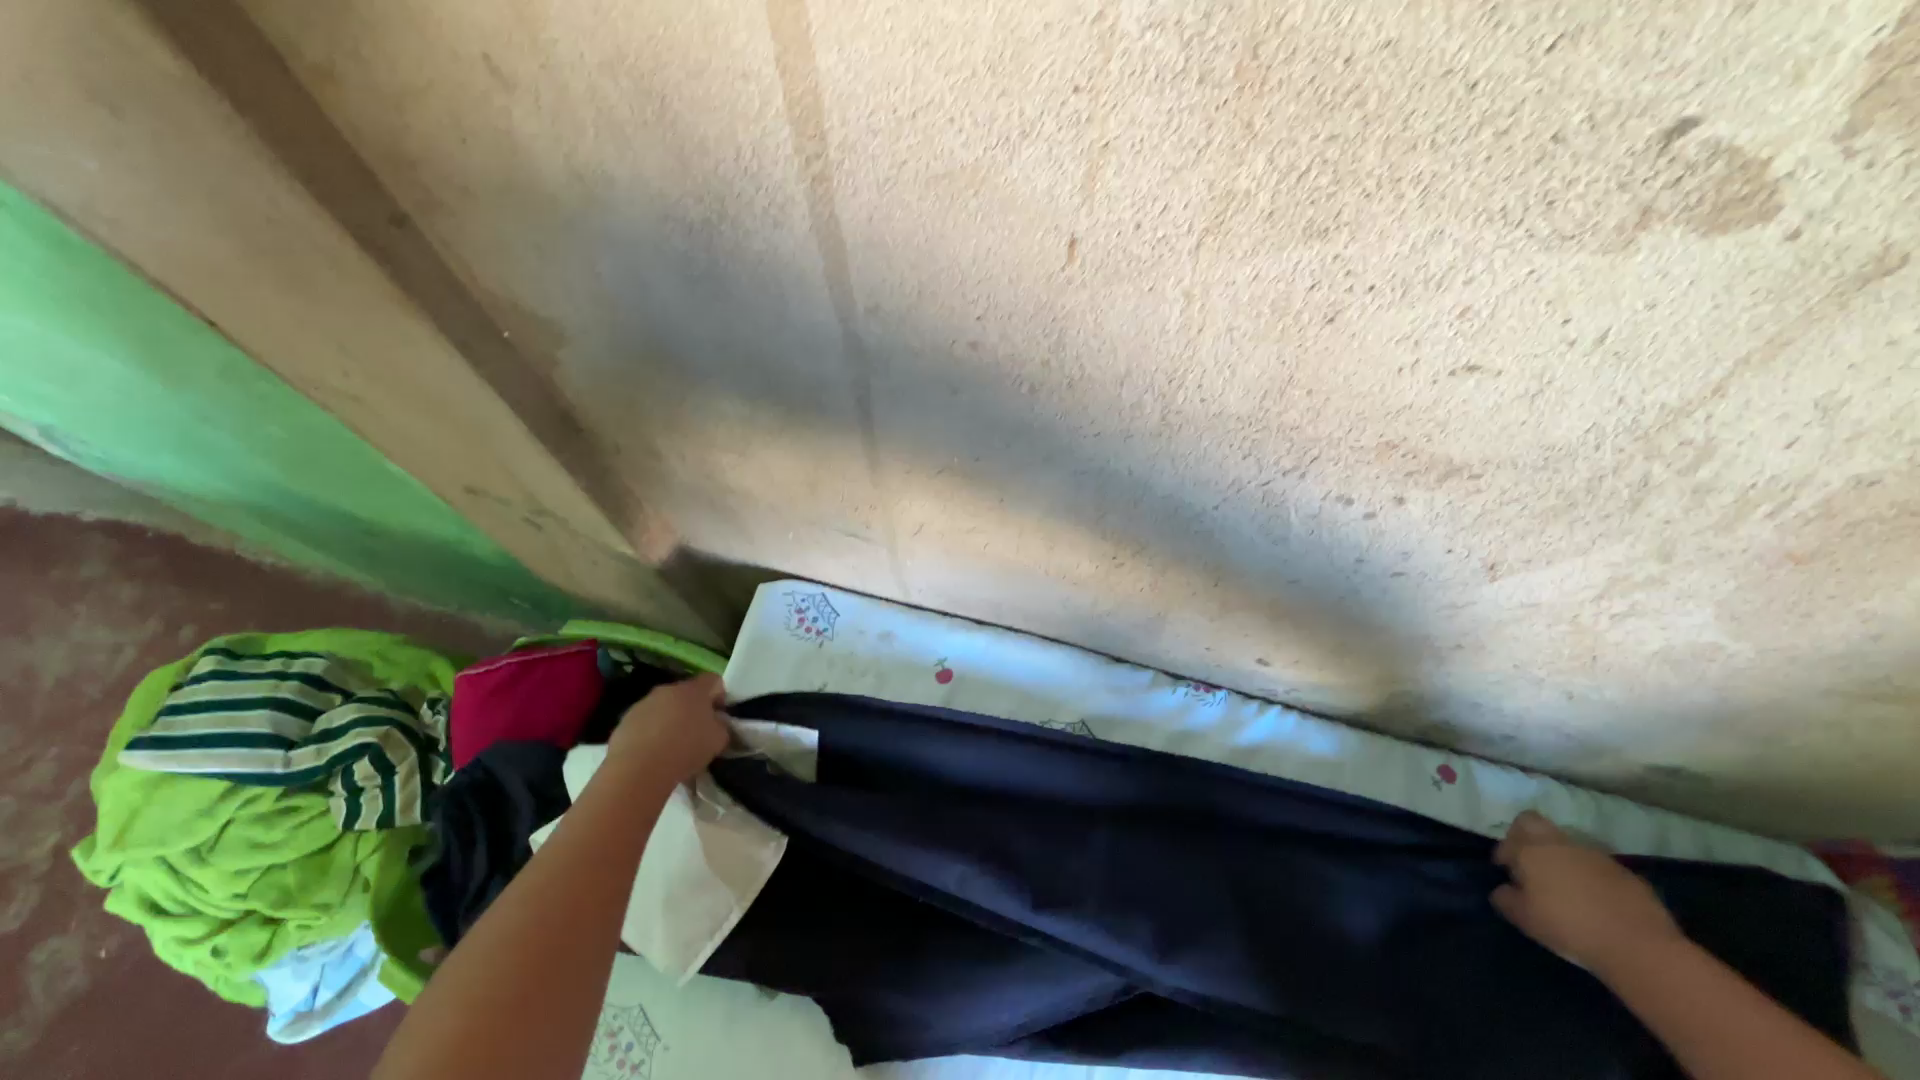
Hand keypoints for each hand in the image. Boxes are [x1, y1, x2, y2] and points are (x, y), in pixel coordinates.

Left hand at [606, 674, 728, 785]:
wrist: (638, 769)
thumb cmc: (686, 750)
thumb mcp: (718, 740)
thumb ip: (721, 726)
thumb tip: (715, 723)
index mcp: (693, 690)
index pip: (713, 680)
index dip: (720, 695)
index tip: (719, 716)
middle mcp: (667, 690)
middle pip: (685, 693)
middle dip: (693, 709)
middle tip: (697, 733)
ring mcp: (643, 704)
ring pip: (663, 707)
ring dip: (670, 721)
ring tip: (672, 747)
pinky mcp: (625, 721)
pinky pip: (645, 722)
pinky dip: (651, 733)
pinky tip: (653, 754)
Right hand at [1491, 810, 1685, 972]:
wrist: (1638, 944)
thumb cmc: (1568, 927)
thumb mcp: (1524, 919)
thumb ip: (1506, 899)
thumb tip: (1504, 889)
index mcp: (1531, 851)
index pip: (1508, 838)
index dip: (1503, 854)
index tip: (1504, 872)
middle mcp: (1560, 844)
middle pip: (1533, 822)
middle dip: (1524, 836)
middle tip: (1527, 865)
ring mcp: (1595, 855)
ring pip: (1567, 845)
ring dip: (1560, 858)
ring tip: (1563, 888)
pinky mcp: (1624, 871)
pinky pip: (1595, 866)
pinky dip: (1588, 876)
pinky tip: (1593, 901)